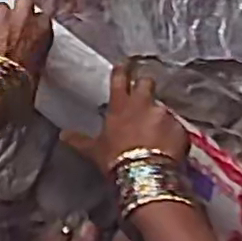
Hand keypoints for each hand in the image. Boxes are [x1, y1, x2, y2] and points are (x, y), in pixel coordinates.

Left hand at [0, 0, 52, 80]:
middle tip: (17, 22)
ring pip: (2, 7)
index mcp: (42, 29)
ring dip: (1, 17)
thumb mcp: (38, 68)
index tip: (33, 30)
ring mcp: (1, 18)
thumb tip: (30, 56)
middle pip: (24, 0)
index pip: (43, 17)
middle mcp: (23, 18)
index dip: (36, 23)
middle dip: (20, 7)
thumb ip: (35, 51)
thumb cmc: (19, 82)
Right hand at [64, 60, 189, 173]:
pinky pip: (176, 126)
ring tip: (157, 132)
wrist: (146, 175)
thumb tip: (62, 135)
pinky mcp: (179, 127)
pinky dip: (172, 133)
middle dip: (146, 85)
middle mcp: (143, 103)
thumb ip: (80, 140)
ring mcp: (163, 113)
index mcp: (121, 105)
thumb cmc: (116, 159)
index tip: (124, 65)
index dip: (122, 70)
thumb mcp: (96, 150)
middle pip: (147, 82)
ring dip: (159, 115)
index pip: (120, 77)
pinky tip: (169, 146)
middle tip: (143, 95)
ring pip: (162, 107)